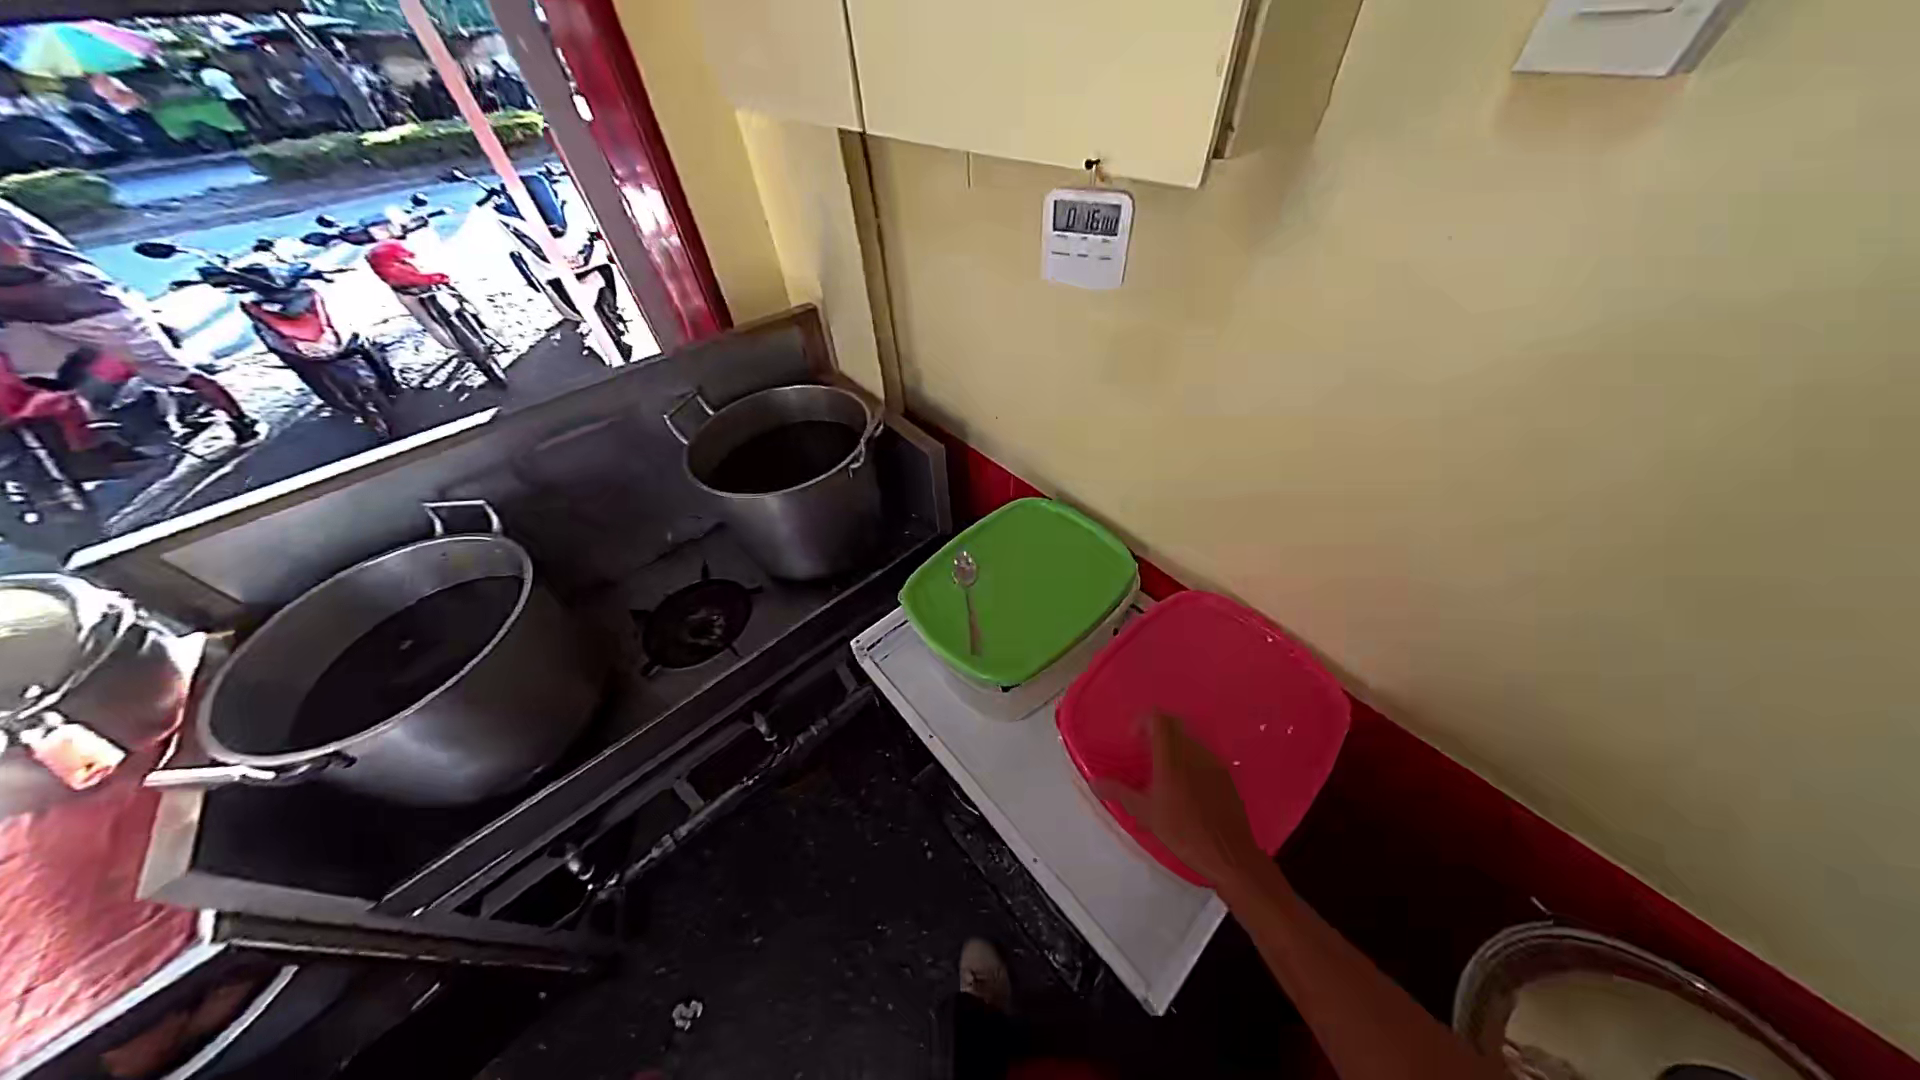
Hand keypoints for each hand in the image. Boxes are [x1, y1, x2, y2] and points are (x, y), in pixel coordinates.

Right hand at [1094, 712, 1266, 888]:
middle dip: (1157, 733)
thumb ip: (1119, 793)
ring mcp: (1212, 762)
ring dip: (1174, 747)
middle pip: (1174, 726)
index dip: (1144, 721)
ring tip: (1164, 772)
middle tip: (1145, 753)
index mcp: (1171, 759)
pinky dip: (1190, 760)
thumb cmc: (1183, 833)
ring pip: (1189, 740)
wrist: (1229, 854)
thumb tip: (1094, 782)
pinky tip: (1186, 786)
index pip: (1159, 720)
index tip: (1134, 738)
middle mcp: (1193, 753)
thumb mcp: (1146, 814)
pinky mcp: (1225, 775)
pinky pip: (1203, 756)